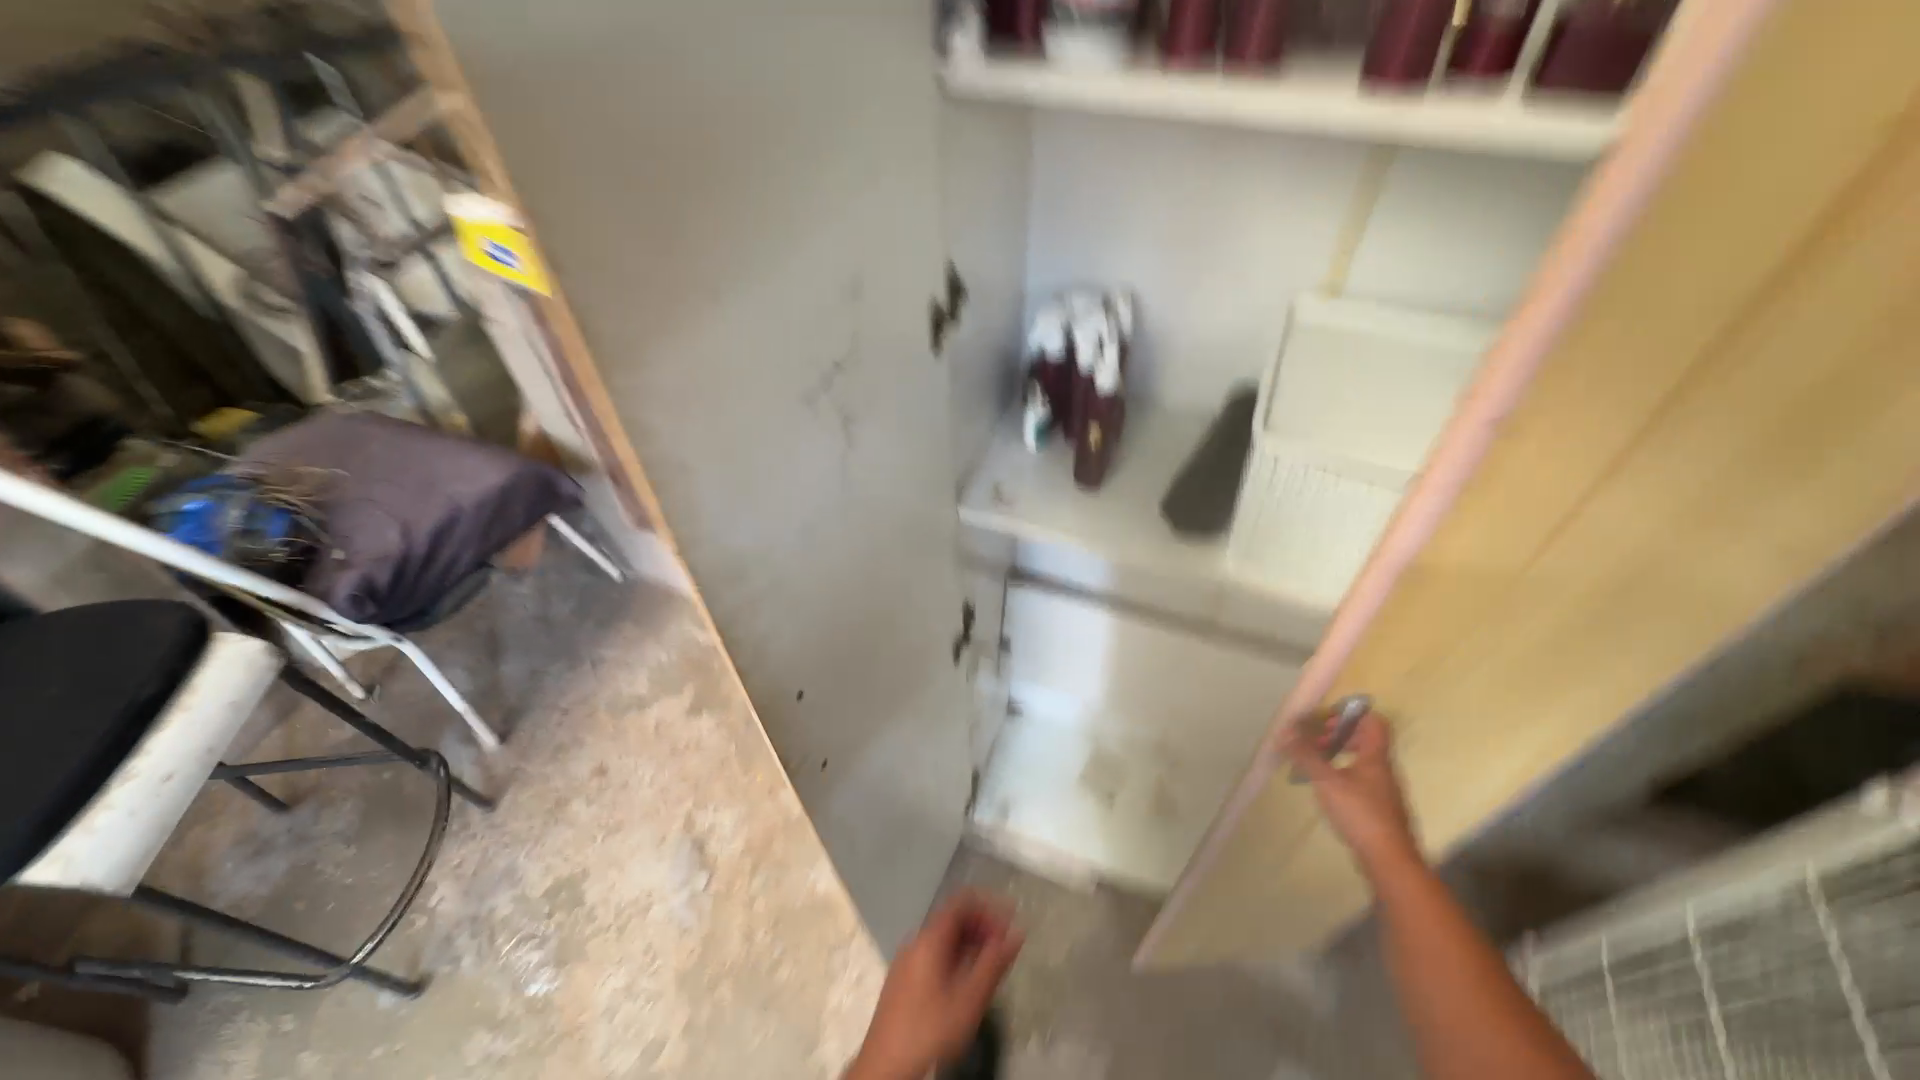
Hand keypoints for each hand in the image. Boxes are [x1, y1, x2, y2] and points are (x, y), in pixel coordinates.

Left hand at [846, 891, 1023, 1079]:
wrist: (886, 1067)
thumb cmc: (931, 1029)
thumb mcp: (970, 998)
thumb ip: (994, 963)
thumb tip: (1016, 933)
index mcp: (929, 939)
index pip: (961, 902)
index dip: (988, 906)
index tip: (1010, 921)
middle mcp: (915, 943)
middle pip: (952, 920)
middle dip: (982, 928)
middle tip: (1006, 948)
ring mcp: (906, 962)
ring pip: (944, 941)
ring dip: (971, 946)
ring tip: (992, 968)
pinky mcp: (902, 982)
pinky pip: (934, 956)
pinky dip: (956, 960)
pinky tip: (967, 985)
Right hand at [1284, 711, 1424, 878]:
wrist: (1389, 858)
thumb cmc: (1359, 813)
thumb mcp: (1327, 781)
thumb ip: (1306, 756)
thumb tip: (1285, 731)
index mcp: (1376, 757)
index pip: (1375, 722)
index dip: (1352, 715)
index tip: (1327, 720)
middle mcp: (1385, 769)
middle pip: (1369, 740)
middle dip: (1341, 735)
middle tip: (1318, 741)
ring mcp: (1385, 789)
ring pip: (1365, 761)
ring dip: (1342, 755)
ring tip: (1318, 763)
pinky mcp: (1381, 808)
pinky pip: (1364, 780)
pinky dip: (1345, 775)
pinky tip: (1329, 789)